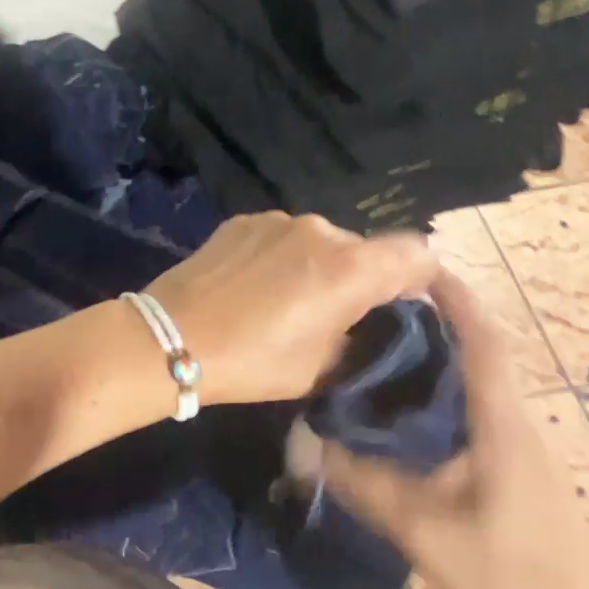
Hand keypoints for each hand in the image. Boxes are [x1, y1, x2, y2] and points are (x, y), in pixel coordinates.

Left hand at [144, 212, 440, 405]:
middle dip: (360, 276)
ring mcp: (276, 221)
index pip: (417, 255)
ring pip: (319, 240)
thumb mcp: (323, 366)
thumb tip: (366, 323)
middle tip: (337, 314)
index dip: (417, 281)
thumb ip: (359, 336)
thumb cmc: (253, 360)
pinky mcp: (240, 222)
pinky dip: (280, 255)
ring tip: (289, 300)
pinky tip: (255, 284)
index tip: (400, 308)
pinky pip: (280, 236)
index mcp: (352, 266)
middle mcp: (320, 231)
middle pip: (364, 247)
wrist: (170, 338)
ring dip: (317, 264)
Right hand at [303, 271, 588, 588]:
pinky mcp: (518, 476)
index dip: (457, 300)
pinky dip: (439, 395)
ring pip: (476, 388)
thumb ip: (358, 478)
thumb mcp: (419, 526)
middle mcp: (518, 429)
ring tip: (374, 348)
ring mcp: (523, 454)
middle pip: (480, 358)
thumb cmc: (506, 576)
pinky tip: (400, 411)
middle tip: (370, 305)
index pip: (485, 345)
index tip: (419, 263)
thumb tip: (302, 435)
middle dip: (433, 323)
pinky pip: (475, 416)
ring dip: (435, 361)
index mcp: (503, 427)